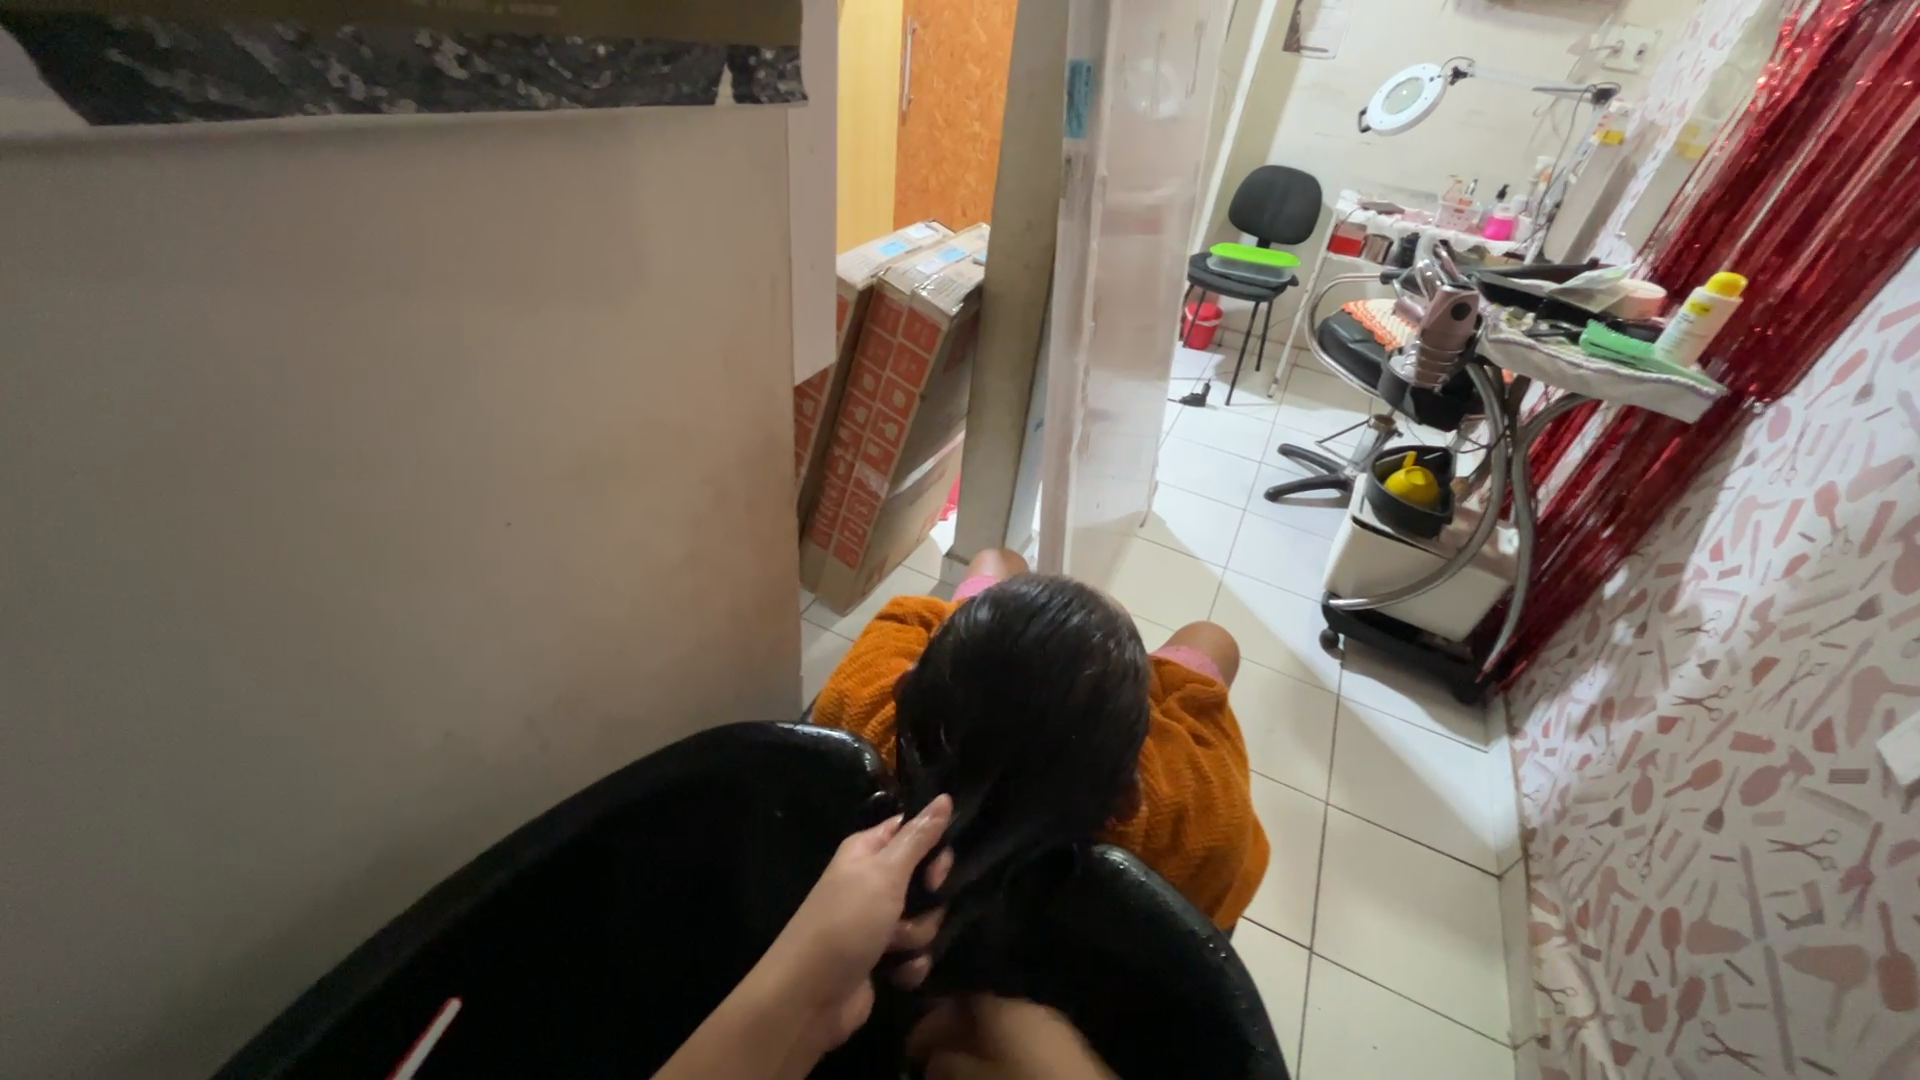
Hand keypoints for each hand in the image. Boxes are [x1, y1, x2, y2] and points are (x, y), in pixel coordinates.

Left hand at [758, 794, 954, 1050]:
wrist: (809, 998)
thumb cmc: (846, 922)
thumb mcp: (885, 872)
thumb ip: (918, 837)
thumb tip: (944, 797)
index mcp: (868, 851)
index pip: (913, 831)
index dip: (933, 847)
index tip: (937, 870)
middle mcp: (872, 881)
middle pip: (925, 877)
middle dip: (929, 898)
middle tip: (914, 906)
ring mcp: (878, 922)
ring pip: (926, 918)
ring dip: (917, 934)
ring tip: (895, 946)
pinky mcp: (883, 958)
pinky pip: (917, 953)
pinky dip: (911, 964)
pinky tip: (897, 972)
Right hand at [908, 995, 1116, 1079]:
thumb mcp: (975, 1079)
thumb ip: (948, 1065)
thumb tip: (933, 1057)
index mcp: (1001, 1007)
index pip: (954, 1000)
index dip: (929, 1024)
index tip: (909, 1049)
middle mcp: (1025, 1006)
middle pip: (977, 1013)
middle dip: (951, 1036)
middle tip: (929, 1064)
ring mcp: (1050, 1026)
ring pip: (1000, 1030)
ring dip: (976, 1049)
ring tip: (959, 1073)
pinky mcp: (1066, 1051)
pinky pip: (1021, 1044)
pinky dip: (1001, 1056)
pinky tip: (994, 1072)